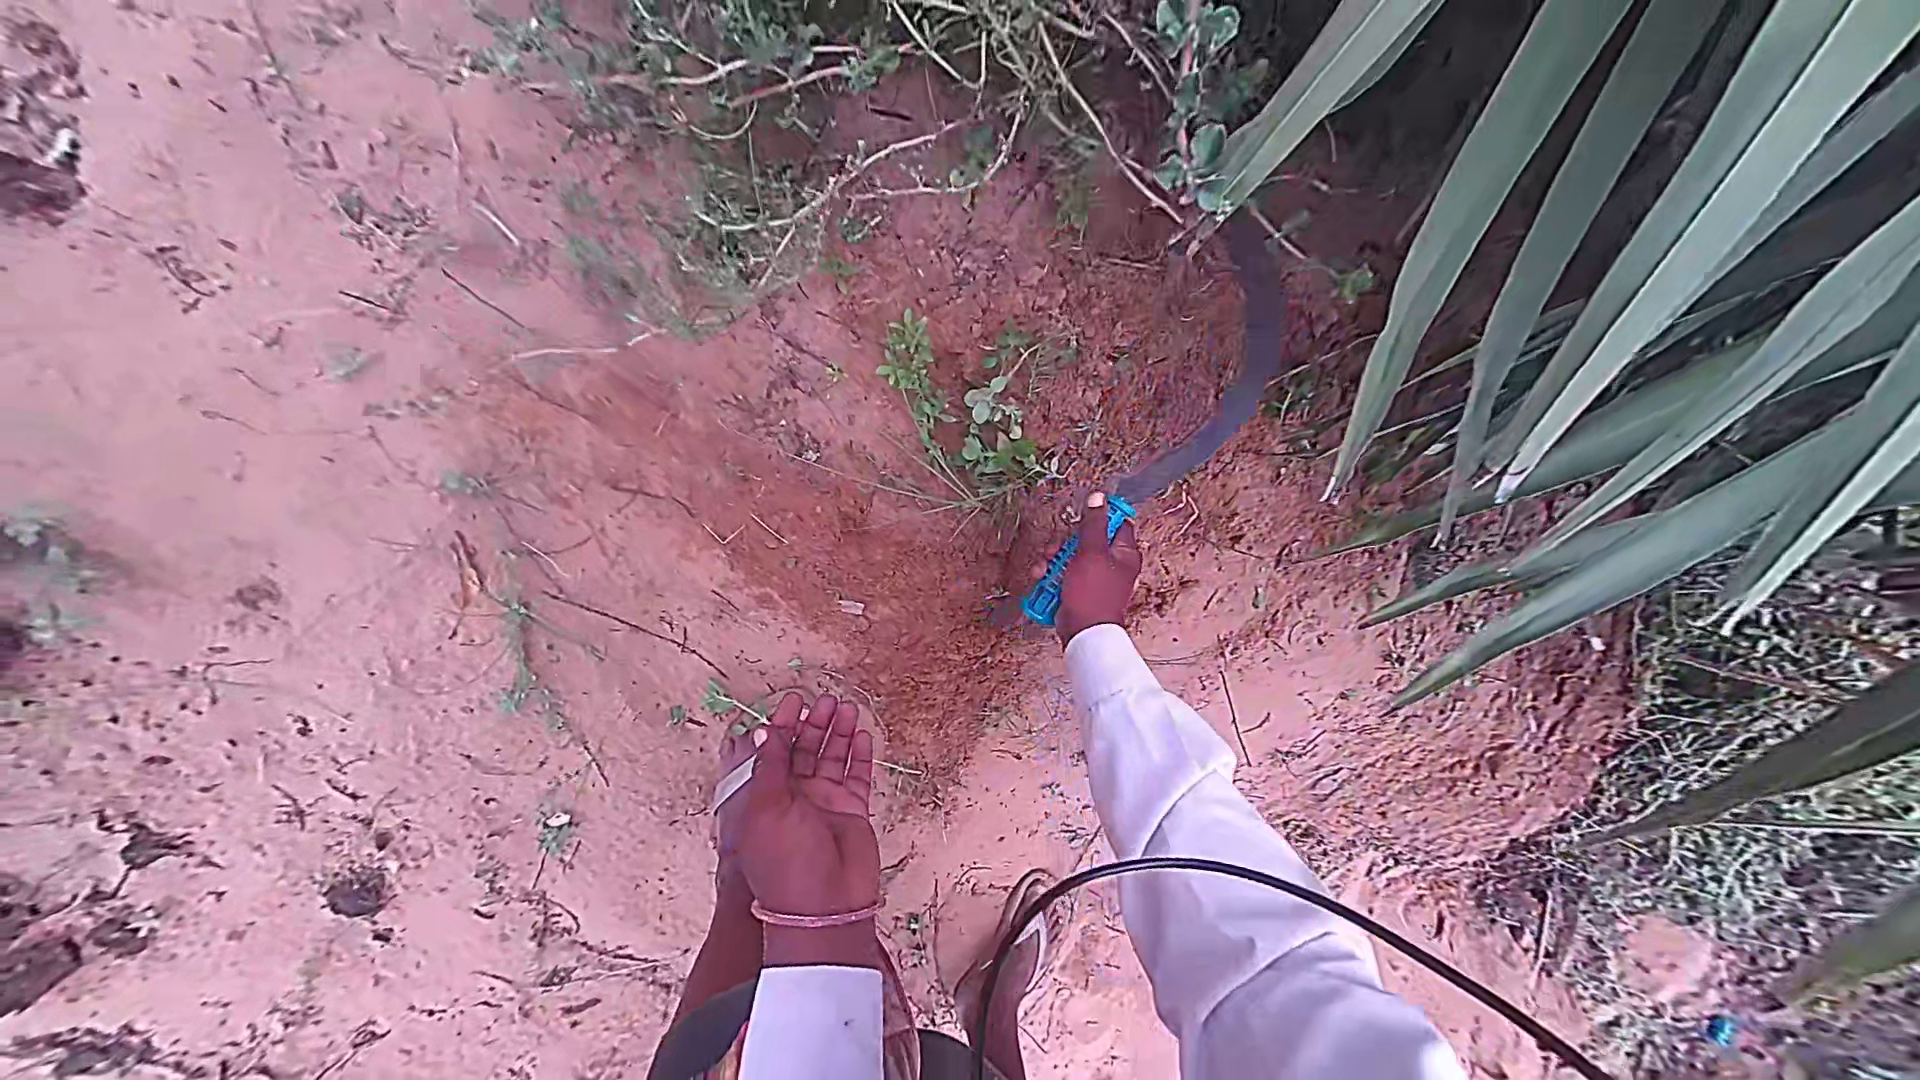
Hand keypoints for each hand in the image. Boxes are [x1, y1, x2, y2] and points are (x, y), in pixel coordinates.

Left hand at [737, 693, 882, 966]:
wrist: (825, 907)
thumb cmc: (787, 861)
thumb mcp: (766, 809)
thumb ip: (770, 766)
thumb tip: (767, 730)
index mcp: (769, 796)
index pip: (777, 750)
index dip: (785, 723)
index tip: (796, 699)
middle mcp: (797, 796)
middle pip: (807, 749)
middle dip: (816, 723)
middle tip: (828, 700)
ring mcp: (826, 802)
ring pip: (833, 757)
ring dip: (840, 733)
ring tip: (848, 709)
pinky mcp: (852, 810)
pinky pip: (857, 775)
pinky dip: (860, 755)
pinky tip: (863, 736)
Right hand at [1056, 491, 1141, 645]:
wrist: (1083, 632)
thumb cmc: (1093, 594)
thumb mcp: (1092, 552)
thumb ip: (1094, 523)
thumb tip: (1098, 497)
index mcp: (1124, 553)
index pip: (1116, 523)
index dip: (1100, 516)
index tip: (1083, 515)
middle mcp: (1111, 564)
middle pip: (1086, 539)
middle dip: (1064, 543)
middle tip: (1056, 549)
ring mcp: (1093, 578)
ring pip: (1069, 557)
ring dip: (1052, 560)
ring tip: (1045, 569)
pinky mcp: (1077, 590)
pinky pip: (1061, 575)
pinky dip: (1050, 577)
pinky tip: (1042, 579)